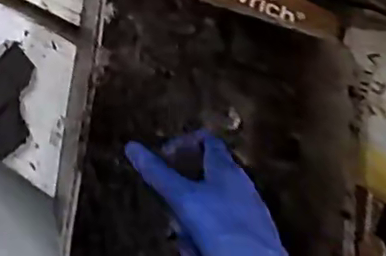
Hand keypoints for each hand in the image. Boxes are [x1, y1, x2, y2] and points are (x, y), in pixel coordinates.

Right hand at [125, 131, 286, 255]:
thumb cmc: (219, 225)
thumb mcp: (180, 196)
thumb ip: (156, 171)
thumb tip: (130, 145)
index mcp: (226, 168)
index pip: (207, 139)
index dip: (183, 141)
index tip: (164, 154)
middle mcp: (242, 187)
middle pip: (207, 173)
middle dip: (182, 182)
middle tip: (165, 192)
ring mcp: (252, 215)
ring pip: (212, 202)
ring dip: (190, 209)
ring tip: (176, 226)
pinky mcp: (255, 240)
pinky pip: (222, 226)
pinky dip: (205, 230)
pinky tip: (194, 245)